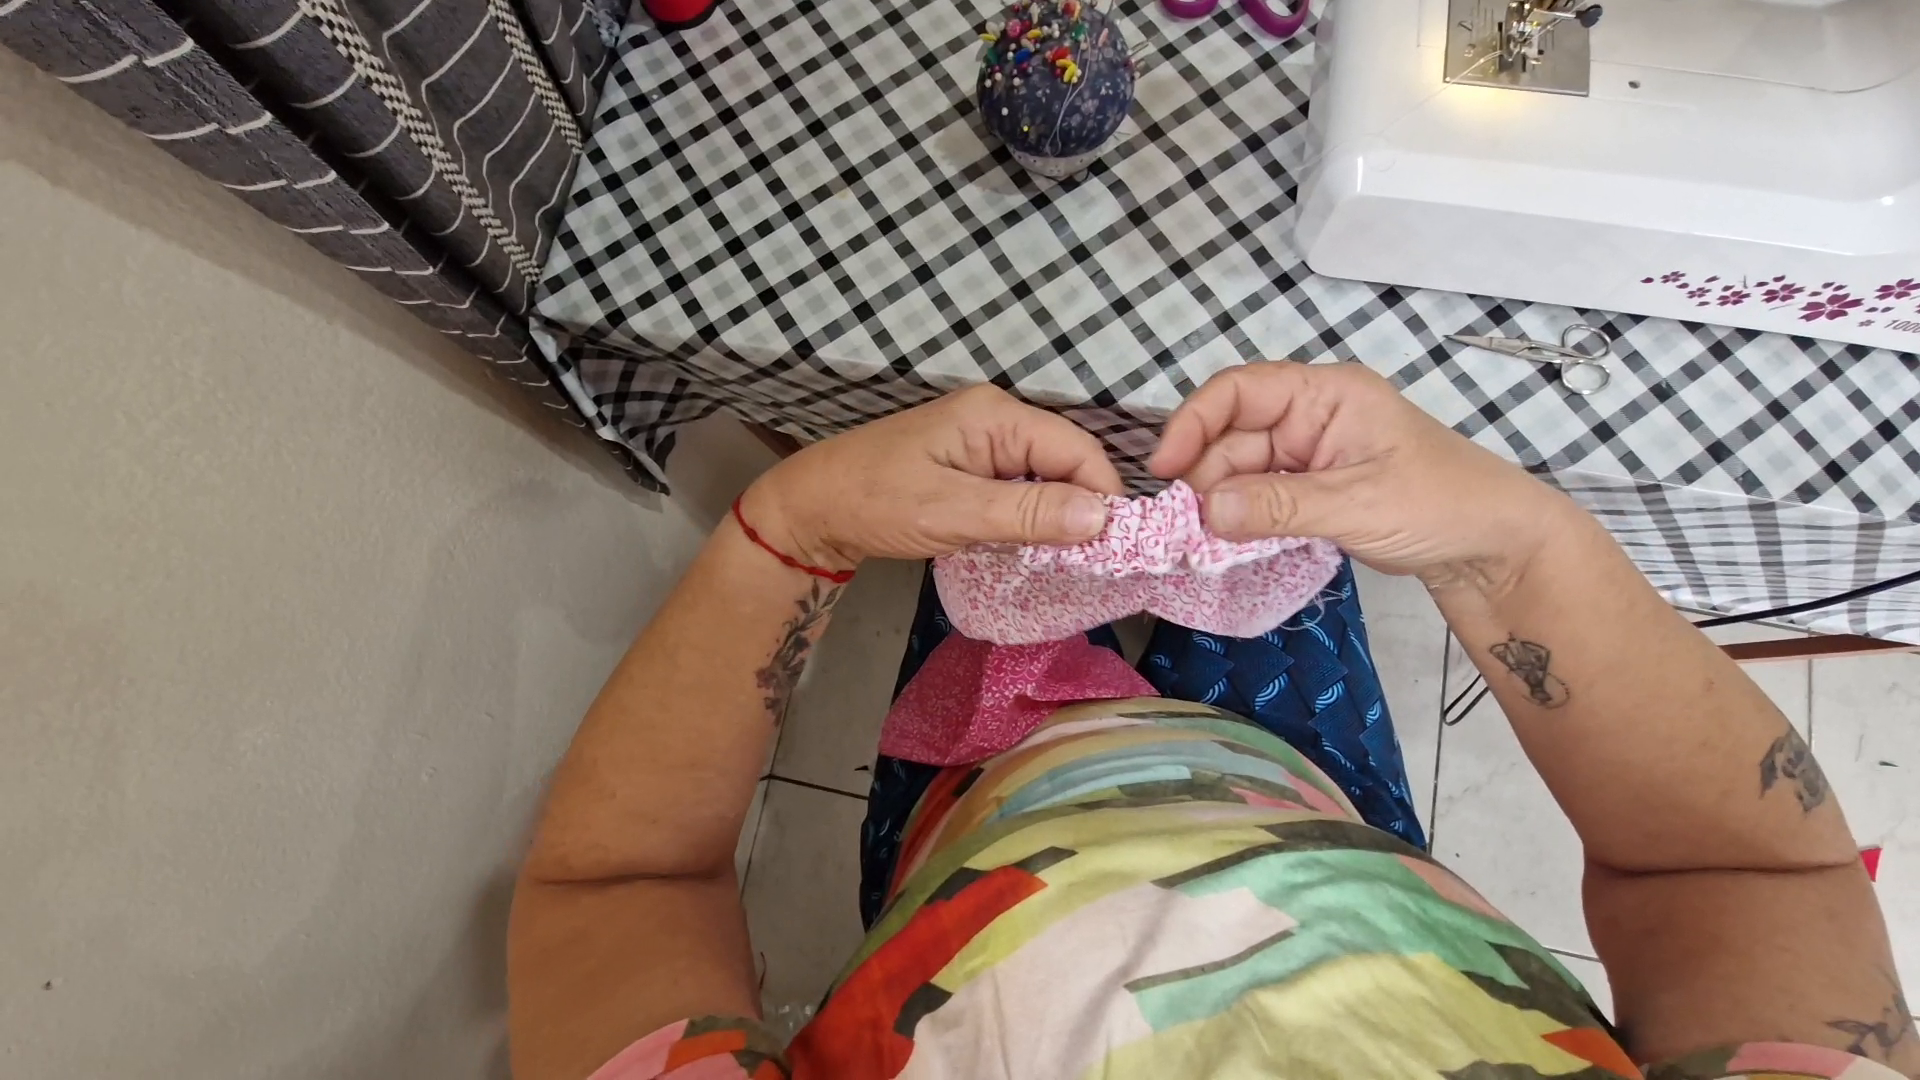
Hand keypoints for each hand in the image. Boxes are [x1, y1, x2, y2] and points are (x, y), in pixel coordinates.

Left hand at [740, 385, 1123, 568]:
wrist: (813, 509)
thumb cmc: (876, 503)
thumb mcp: (953, 512)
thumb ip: (1027, 514)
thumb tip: (1102, 517)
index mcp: (995, 415)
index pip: (1076, 448)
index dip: (1102, 494)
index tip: (1115, 546)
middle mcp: (996, 420)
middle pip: (1065, 461)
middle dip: (1081, 507)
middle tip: (1092, 559)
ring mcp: (983, 443)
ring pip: (1045, 477)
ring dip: (1056, 516)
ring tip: (1068, 558)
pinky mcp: (972, 467)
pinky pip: (1019, 488)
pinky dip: (1030, 517)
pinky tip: (1033, 545)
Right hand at [1148, 362, 1577, 585]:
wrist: (1492, 550)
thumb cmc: (1441, 505)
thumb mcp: (1359, 503)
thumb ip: (1280, 506)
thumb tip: (1205, 512)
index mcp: (1325, 395)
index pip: (1240, 391)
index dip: (1193, 422)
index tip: (1164, 469)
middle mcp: (1307, 417)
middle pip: (1230, 437)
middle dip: (1204, 477)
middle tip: (1186, 525)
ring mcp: (1304, 455)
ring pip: (1236, 471)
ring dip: (1218, 504)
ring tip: (1203, 541)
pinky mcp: (1304, 489)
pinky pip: (1254, 497)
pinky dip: (1237, 518)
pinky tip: (1224, 540)